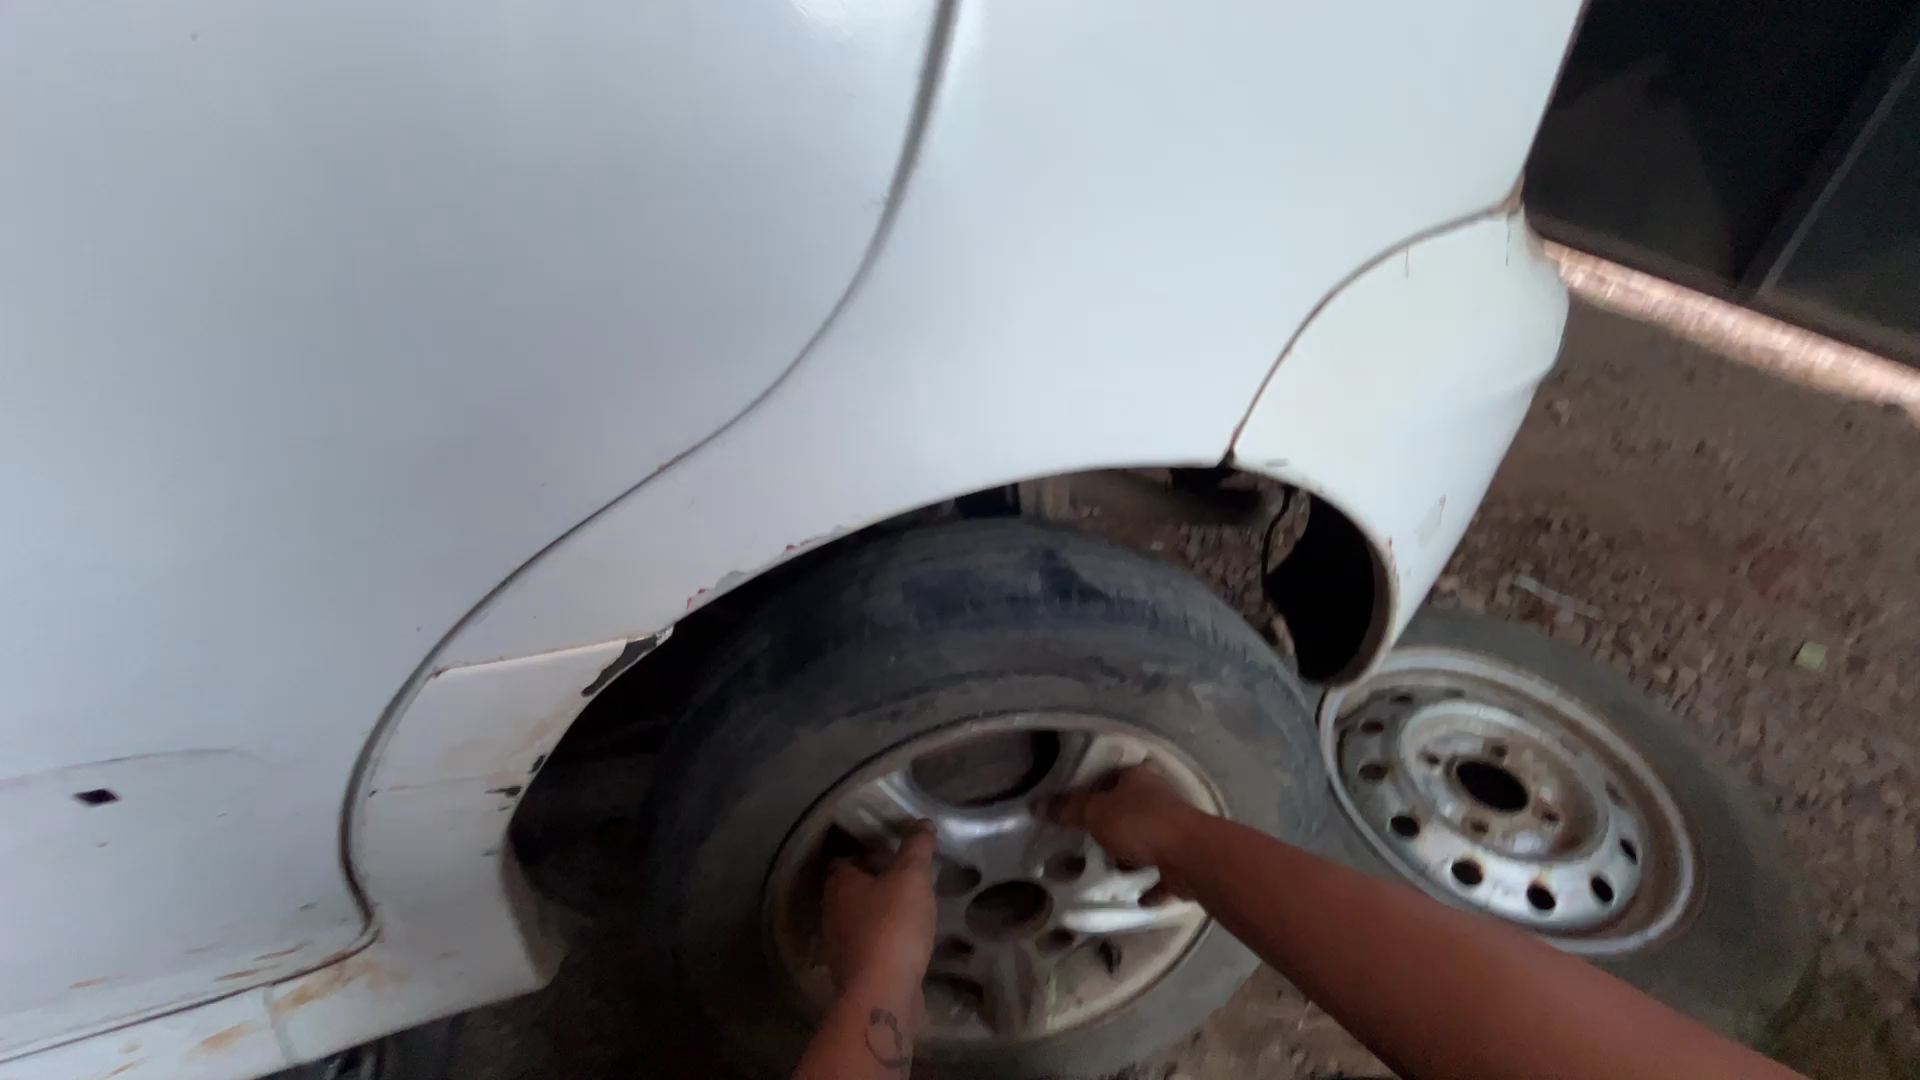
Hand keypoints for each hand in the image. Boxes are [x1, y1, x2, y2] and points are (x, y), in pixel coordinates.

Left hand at [822, 825, 938, 995]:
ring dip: (878, 909)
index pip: (843, 856)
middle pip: (850, 887)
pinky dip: (882, 936)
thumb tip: (923, 822)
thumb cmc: (892, 926)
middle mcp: (832, 911)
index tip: (886, 842)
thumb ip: (917, 847)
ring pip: (858, 916)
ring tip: (907, 901)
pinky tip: (905, 935)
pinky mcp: (854, 971)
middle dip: (873, 878)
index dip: (863, 847)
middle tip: (901, 869)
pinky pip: (868, 943)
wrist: (882, 995)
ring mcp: (839, 944)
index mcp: (839, 883)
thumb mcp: (911, 877)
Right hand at [1044, 765, 1206, 897]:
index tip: (1078, 807)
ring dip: (1132, 854)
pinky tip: (1138, 896)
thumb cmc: (1139, 823)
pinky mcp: (1183, 859)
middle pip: (1130, 808)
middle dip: (1113, 824)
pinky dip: (1151, 884)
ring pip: (1146, 839)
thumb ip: (1068, 810)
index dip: (1094, 789)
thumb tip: (1036, 805)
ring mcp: (1174, 829)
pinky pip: (1161, 872)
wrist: (1190, 856)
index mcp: (1138, 778)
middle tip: (1089, 839)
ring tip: (1109, 867)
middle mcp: (1159, 799)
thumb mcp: (1095, 813)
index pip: (1112, 776)